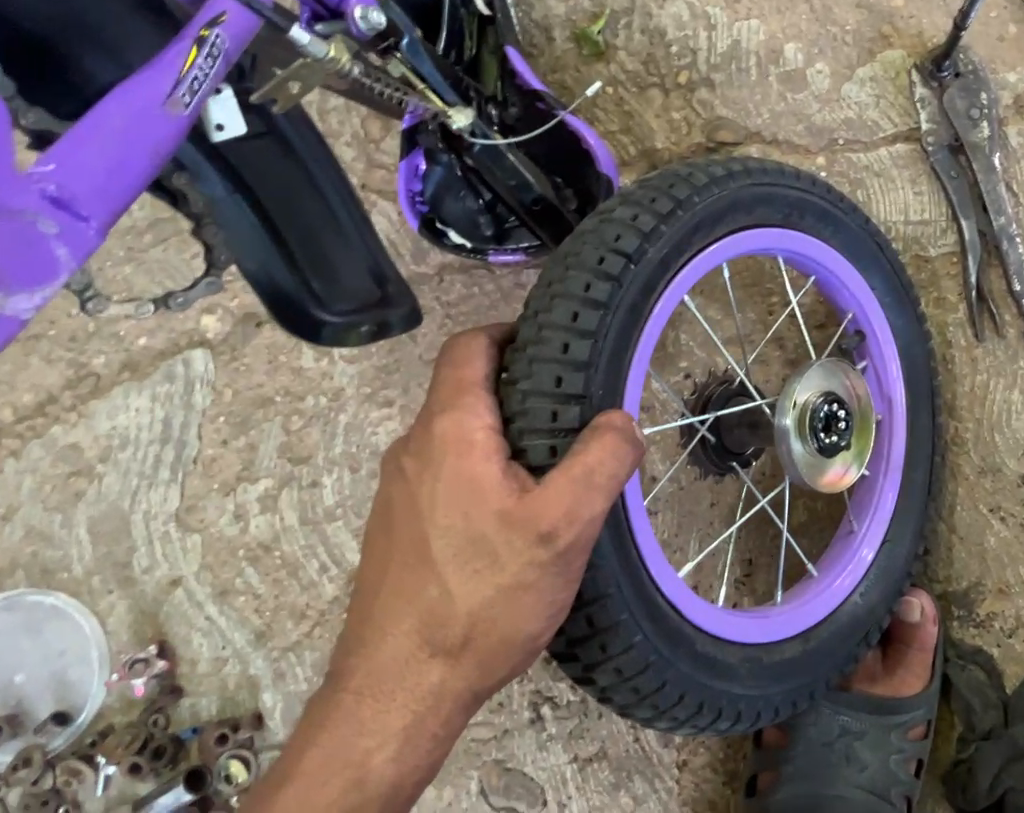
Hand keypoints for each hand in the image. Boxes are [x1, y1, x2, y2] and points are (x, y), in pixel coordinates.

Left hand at [324, 324, 643, 720]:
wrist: (399, 692)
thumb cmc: (483, 597)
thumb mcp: (563, 526)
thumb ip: (602, 460)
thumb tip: (623, 420)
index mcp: (449, 431)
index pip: (470, 347)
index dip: (513, 331)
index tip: (561, 344)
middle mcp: (415, 450)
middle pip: (468, 389)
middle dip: (526, 388)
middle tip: (583, 410)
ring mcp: (402, 492)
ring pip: (463, 435)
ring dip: (512, 434)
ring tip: (566, 465)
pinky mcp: (402, 529)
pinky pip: (452, 473)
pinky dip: (492, 469)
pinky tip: (527, 515)